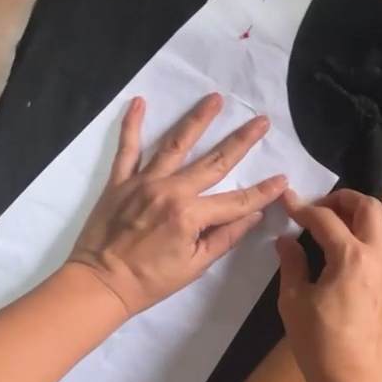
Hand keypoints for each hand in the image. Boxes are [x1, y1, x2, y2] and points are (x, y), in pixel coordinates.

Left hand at [68, 93, 287, 316]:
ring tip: (214, 98)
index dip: (263, 191)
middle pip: (214, 161)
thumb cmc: (150, 281)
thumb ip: (225, 237)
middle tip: (261, 120)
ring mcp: (144, 181)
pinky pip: (127, 148)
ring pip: (176, 144)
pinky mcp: (120, 180)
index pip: (237, 201)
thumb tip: (254, 215)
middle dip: (241, 140)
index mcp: (191, 216)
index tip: (283, 178)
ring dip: (197, 119)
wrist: (99, 284)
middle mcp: (171, 191)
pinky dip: (133, 124)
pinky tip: (140, 102)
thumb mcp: (195, 266)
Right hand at [276, 189, 381, 381]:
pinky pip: (374, 246)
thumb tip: (287, 241)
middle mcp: (375, 256)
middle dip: (342, 198)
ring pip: (376, 226)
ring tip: (322, 227)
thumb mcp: (294, 300)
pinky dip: (356, 236)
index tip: (284, 201)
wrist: (354, 381)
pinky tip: (332, 251)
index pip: (325, 217)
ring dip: (352, 216)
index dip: (301, 207)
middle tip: (315, 207)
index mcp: (351, 256)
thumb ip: (292, 264)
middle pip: (369, 207)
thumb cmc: (320, 341)